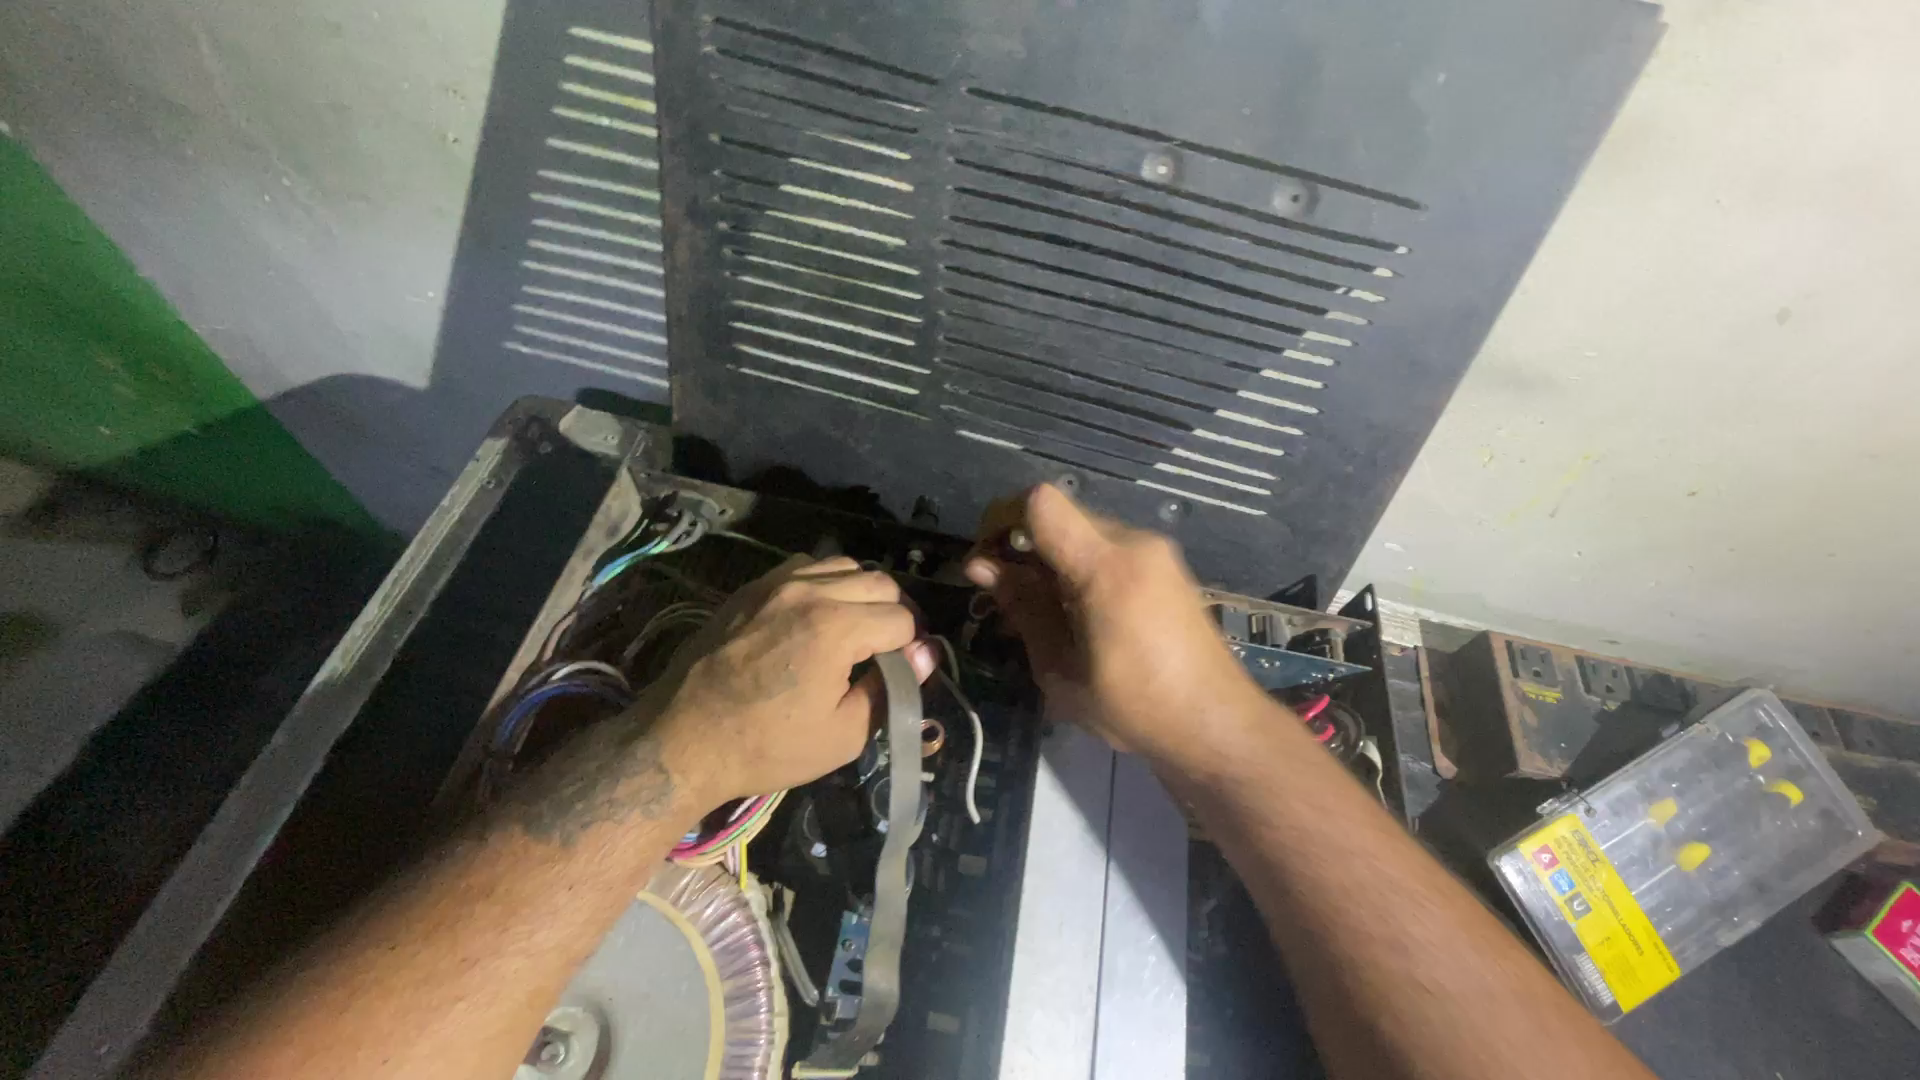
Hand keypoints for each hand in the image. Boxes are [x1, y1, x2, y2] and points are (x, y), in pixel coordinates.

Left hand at [653, 556, 935, 805]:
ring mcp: (777, 583)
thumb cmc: (766, 746)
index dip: (911, 649)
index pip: (902, 619)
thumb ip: (891, 690)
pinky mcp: (753, 586)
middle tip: (885, 651)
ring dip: (861, 593)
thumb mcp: (843, 736)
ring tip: (853, 629)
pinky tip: (816, 615)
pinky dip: (824, 582)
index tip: (899, 673)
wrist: (684, 738)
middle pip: (881, 583)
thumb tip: (925, 656)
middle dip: (894, 615)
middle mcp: (810, 592)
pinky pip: (806, 565)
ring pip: (845, 566)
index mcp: (836, 628)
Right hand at [964, 485, 1274, 776]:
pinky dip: (1082, 569)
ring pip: (1084, 532)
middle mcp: (1135, 544)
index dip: (1006, 523)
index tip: (991, 563)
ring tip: (1042, 612)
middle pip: (1061, 516)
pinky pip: (1109, 550)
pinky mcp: (1167, 566)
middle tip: (1005, 594)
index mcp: (1107, 567)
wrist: (1217, 725)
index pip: (1042, 503)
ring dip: (1053, 560)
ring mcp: (1156, 552)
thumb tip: (983, 567)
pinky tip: (1077, 613)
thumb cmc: (1135, 707)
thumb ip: (1023, 609)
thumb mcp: (1061, 669)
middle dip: (1025, 547)